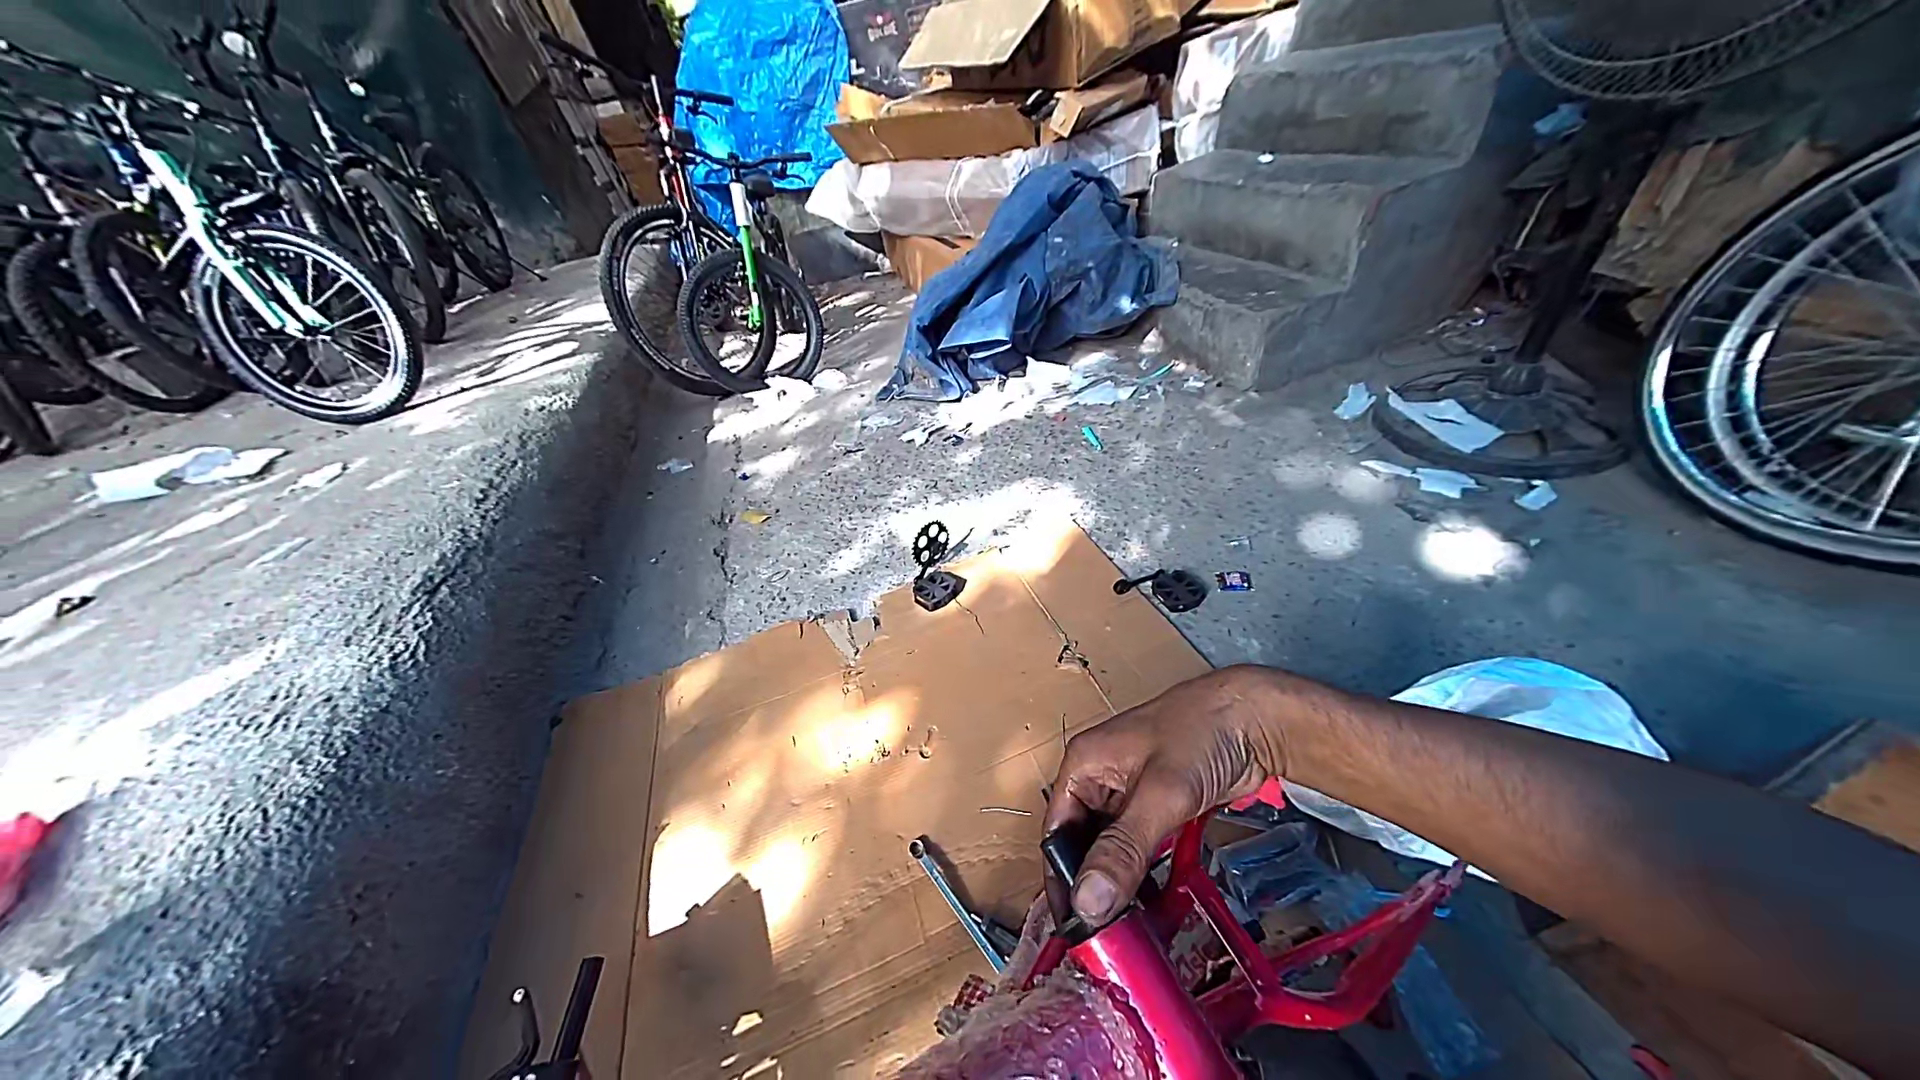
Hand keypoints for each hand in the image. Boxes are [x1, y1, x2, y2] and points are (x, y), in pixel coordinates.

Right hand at [1042, 665, 1295, 925]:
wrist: (1255, 717)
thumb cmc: (1198, 737)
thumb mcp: (1160, 795)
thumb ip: (1123, 850)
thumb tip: (1087, 905)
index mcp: (1082, 765)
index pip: (1057, 831)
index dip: (1062, 879)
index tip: (1074, 927)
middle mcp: (1098, 778)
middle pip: (1082, 842)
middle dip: (1092, 885)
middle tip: (1105, 936)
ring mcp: (1129, 791)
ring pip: (1111, 847)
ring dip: (1119, 883)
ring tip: (1129, 929)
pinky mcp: (1156, 803)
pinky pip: (1138, 845)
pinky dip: (1143, 874)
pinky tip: (1153, 905)